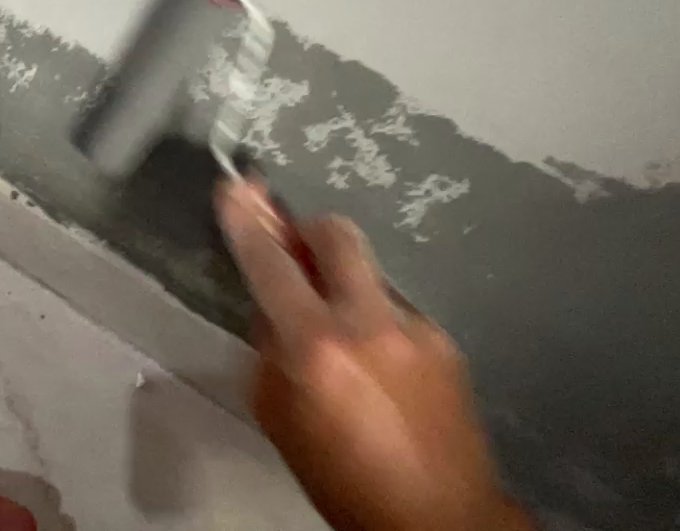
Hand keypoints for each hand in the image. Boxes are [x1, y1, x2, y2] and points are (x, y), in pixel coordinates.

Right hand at [216, 176, 531, 530]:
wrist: (439, 524)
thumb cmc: (339, 477)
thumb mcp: (279, 415)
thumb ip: (270, 347)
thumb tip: (273, 302)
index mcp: (316, 346)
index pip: (271, 263)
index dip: (246, 220)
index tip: (233, 183)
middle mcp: (368, 322)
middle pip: (337, 234)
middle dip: (309, 229)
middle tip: (297, 247)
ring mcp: (414, 327)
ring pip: (368, 271)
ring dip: (345, 285)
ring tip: (346, 339)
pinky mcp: (445, 339)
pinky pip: (396, 308)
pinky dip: (377, 321)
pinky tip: (382, 367)